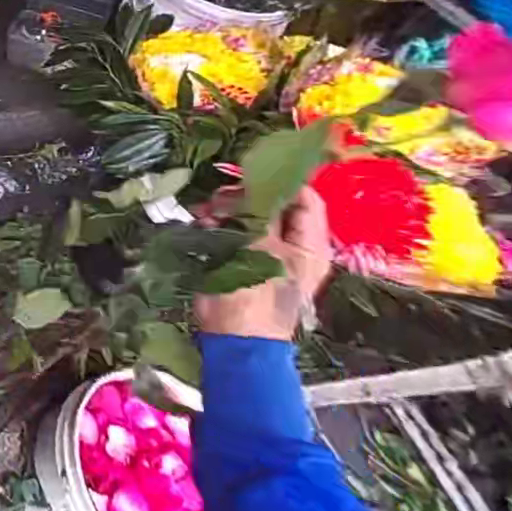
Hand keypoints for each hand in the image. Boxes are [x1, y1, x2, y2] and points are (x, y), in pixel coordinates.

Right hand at [194, 186, 331, 341]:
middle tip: (222, 197)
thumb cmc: (258, 296)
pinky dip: (215, 221)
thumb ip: (263, 212)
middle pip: (272, 202)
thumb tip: (258, 180)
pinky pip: (228, 226)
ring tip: (206, 211)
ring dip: (225, 206)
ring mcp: (262, 248)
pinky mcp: (238, 254)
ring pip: (246, 212)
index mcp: (309, 244)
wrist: (233, 338)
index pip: (305, 199)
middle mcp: (290, 243)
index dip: (282, 182)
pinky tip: (202, 222)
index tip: (253, 172)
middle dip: (245, 195)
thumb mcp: (264, 249)